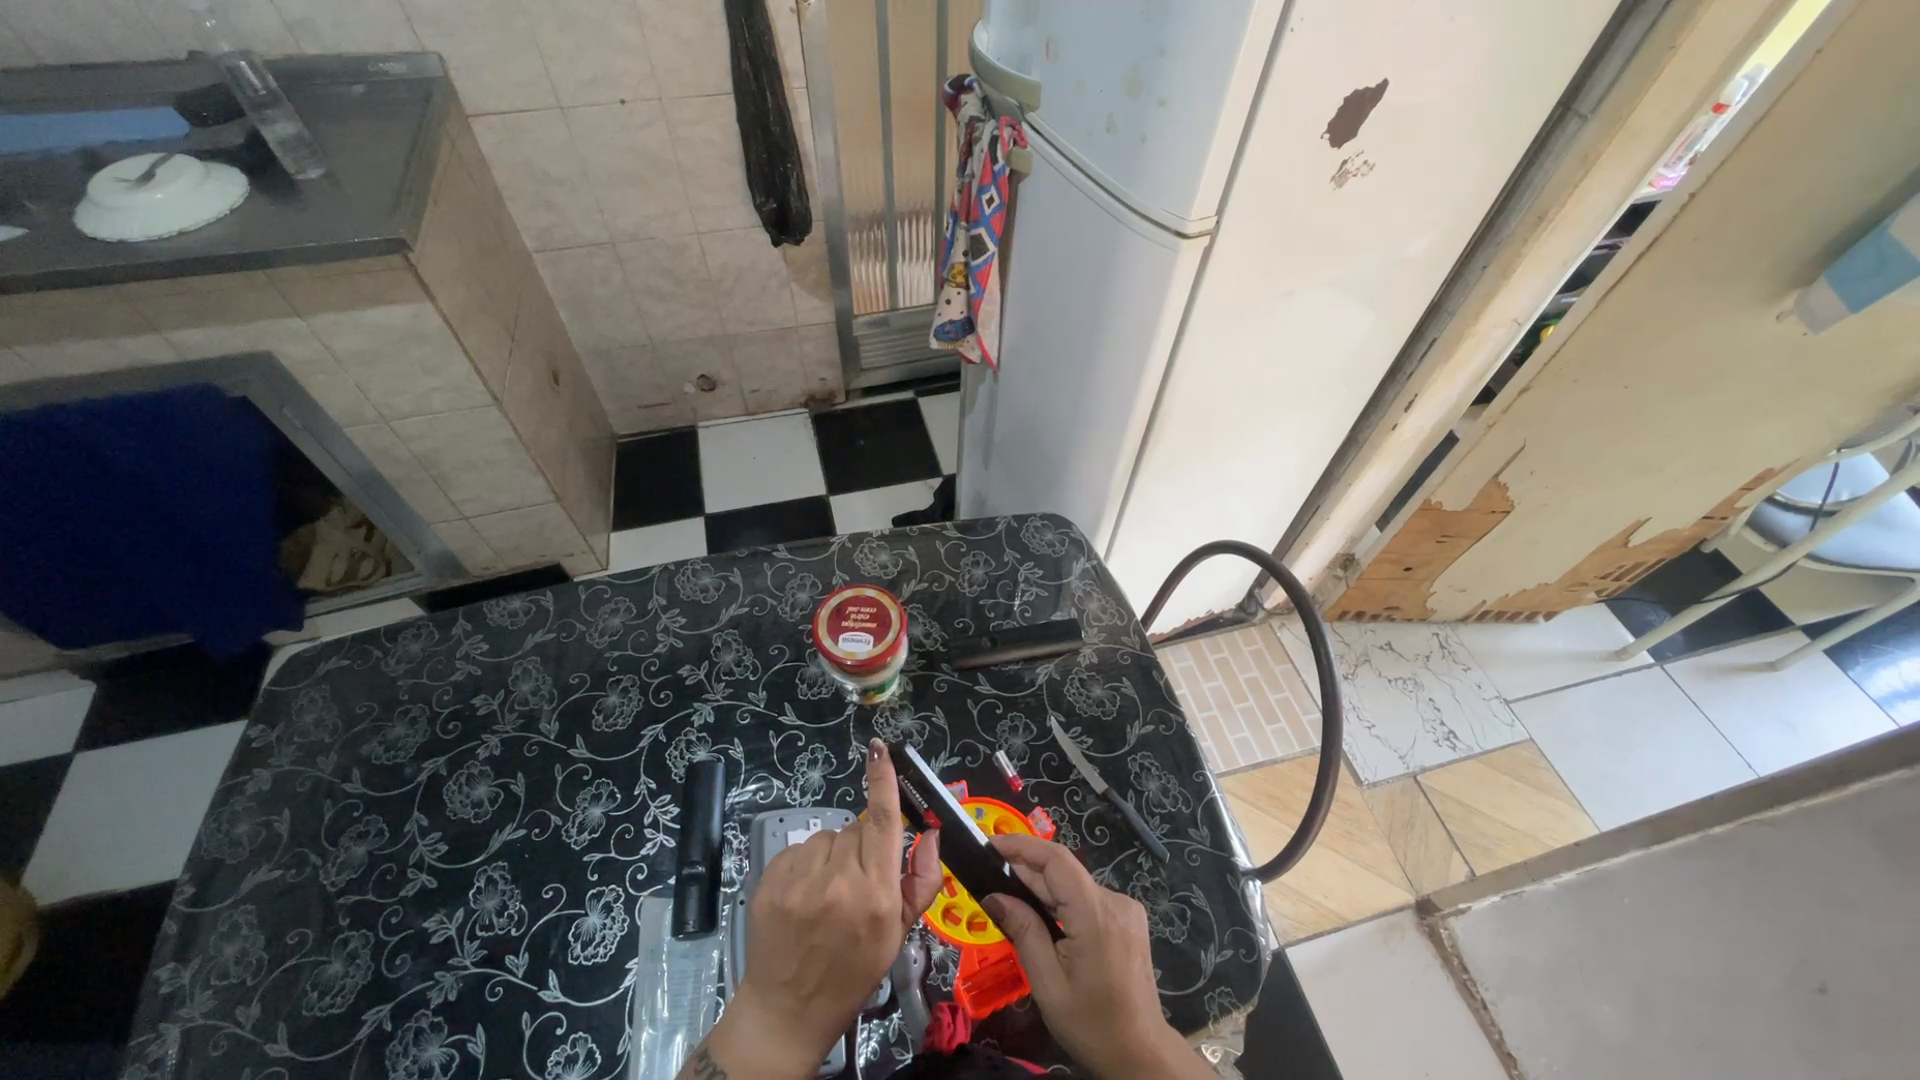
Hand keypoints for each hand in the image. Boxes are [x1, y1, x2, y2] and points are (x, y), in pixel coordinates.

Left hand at [684, 739, 942, 1079]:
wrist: (790, 1006)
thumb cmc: (854, 970)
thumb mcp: (900, 933)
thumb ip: (922, 879)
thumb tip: (931, 832)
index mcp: (876, 893)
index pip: (884, 821)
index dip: (883, 780)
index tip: (879, 748)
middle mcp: (839, 880)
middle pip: (857, 828)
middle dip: (863, 845)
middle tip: (857, 881)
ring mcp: (800, 879)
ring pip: (826, 838)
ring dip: (832, 855)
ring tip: (827, 893)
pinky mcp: (771, 880)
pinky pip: (797, 849)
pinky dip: (805, 864)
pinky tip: (805, 894)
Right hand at [980, 835, 1210, 1079]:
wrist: (1141, 1052)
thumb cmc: (1092, 1024)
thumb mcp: (1048, 984)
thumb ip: (1023, 932)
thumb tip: (994, 895)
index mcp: (1096, 916)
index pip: (1057, 861)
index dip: (1022, 846)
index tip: (991, 845)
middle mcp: (1116, 902)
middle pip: (1065, 872)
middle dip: (1026, 870)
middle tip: (990, 877)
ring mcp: (1126, 908)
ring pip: (1075, 884)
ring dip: (1043, 887)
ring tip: (1009, 897)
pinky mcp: (1128, 918)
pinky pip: (1087, 898)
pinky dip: (1061, 901)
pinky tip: (1041, 915)